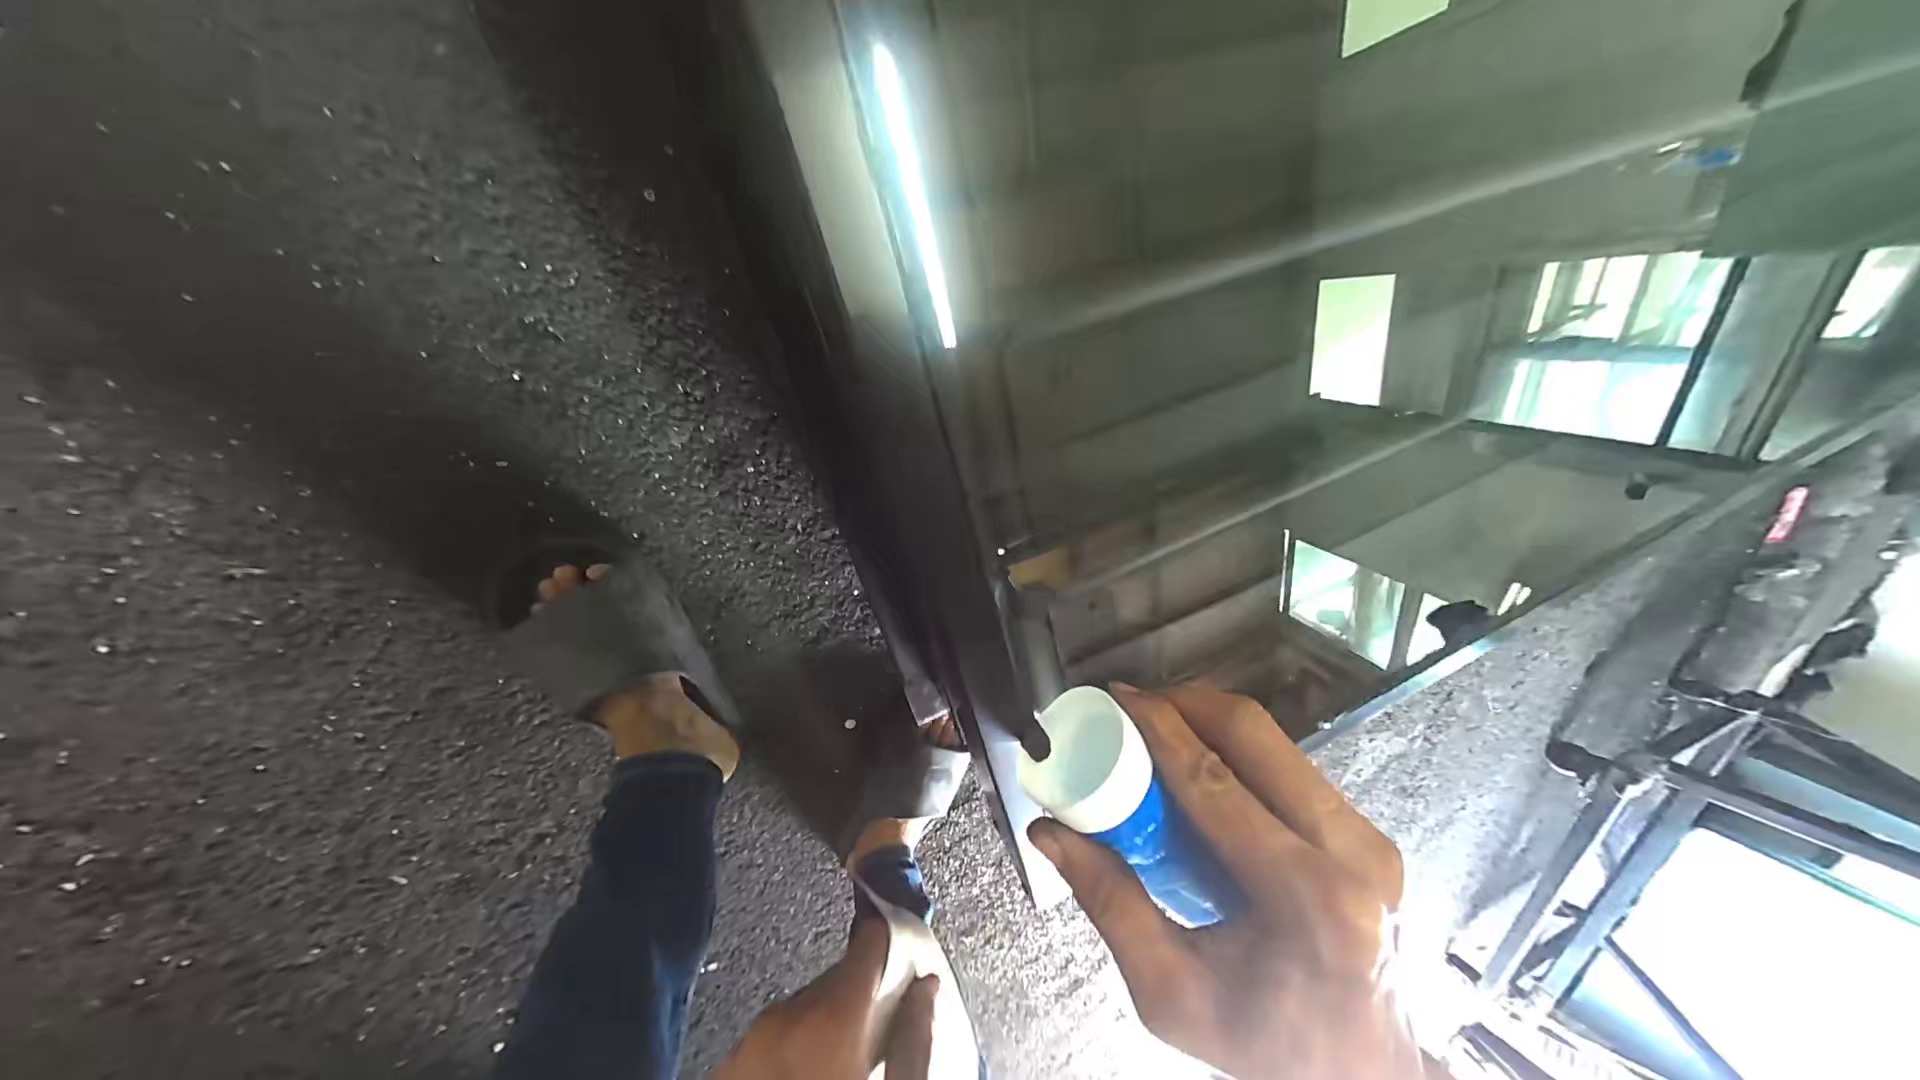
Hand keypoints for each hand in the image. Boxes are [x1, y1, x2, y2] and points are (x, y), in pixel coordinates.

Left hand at [716, 915, 939, 1079]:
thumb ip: (915, 1043)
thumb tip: (926, 988)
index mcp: (830, 1019)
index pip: (867, 946)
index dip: (891, 945)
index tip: (905, 958)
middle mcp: (785, 1018)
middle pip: (838, 978)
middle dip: (863, 996)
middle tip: (884, 1031)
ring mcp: (748, 1045)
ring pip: (806, 1007)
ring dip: (830, 1022)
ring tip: (848, 1066)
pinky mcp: (728, 1068)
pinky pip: (776, 1037)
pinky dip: (799, 1045)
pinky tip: (813, 1077)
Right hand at [1028, 685, 1422, 1079]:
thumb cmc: (1268, 1047)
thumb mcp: (1172, 994)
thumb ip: (1109, 905)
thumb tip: (1049, 832)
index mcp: (1307, 900)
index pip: (1214, 782)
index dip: (1158, 727)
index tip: (1118, 697)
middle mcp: (1352, 854)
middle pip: (1255, 736)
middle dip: (1185, 703)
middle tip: (1134, 707)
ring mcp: (1371, 839)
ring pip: (1278, 740)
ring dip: (1211, 720)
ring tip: (1160, 730)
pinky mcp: (1372, 835)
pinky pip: (1292, 764)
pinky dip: (1239, 748)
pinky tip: (1203, 763)